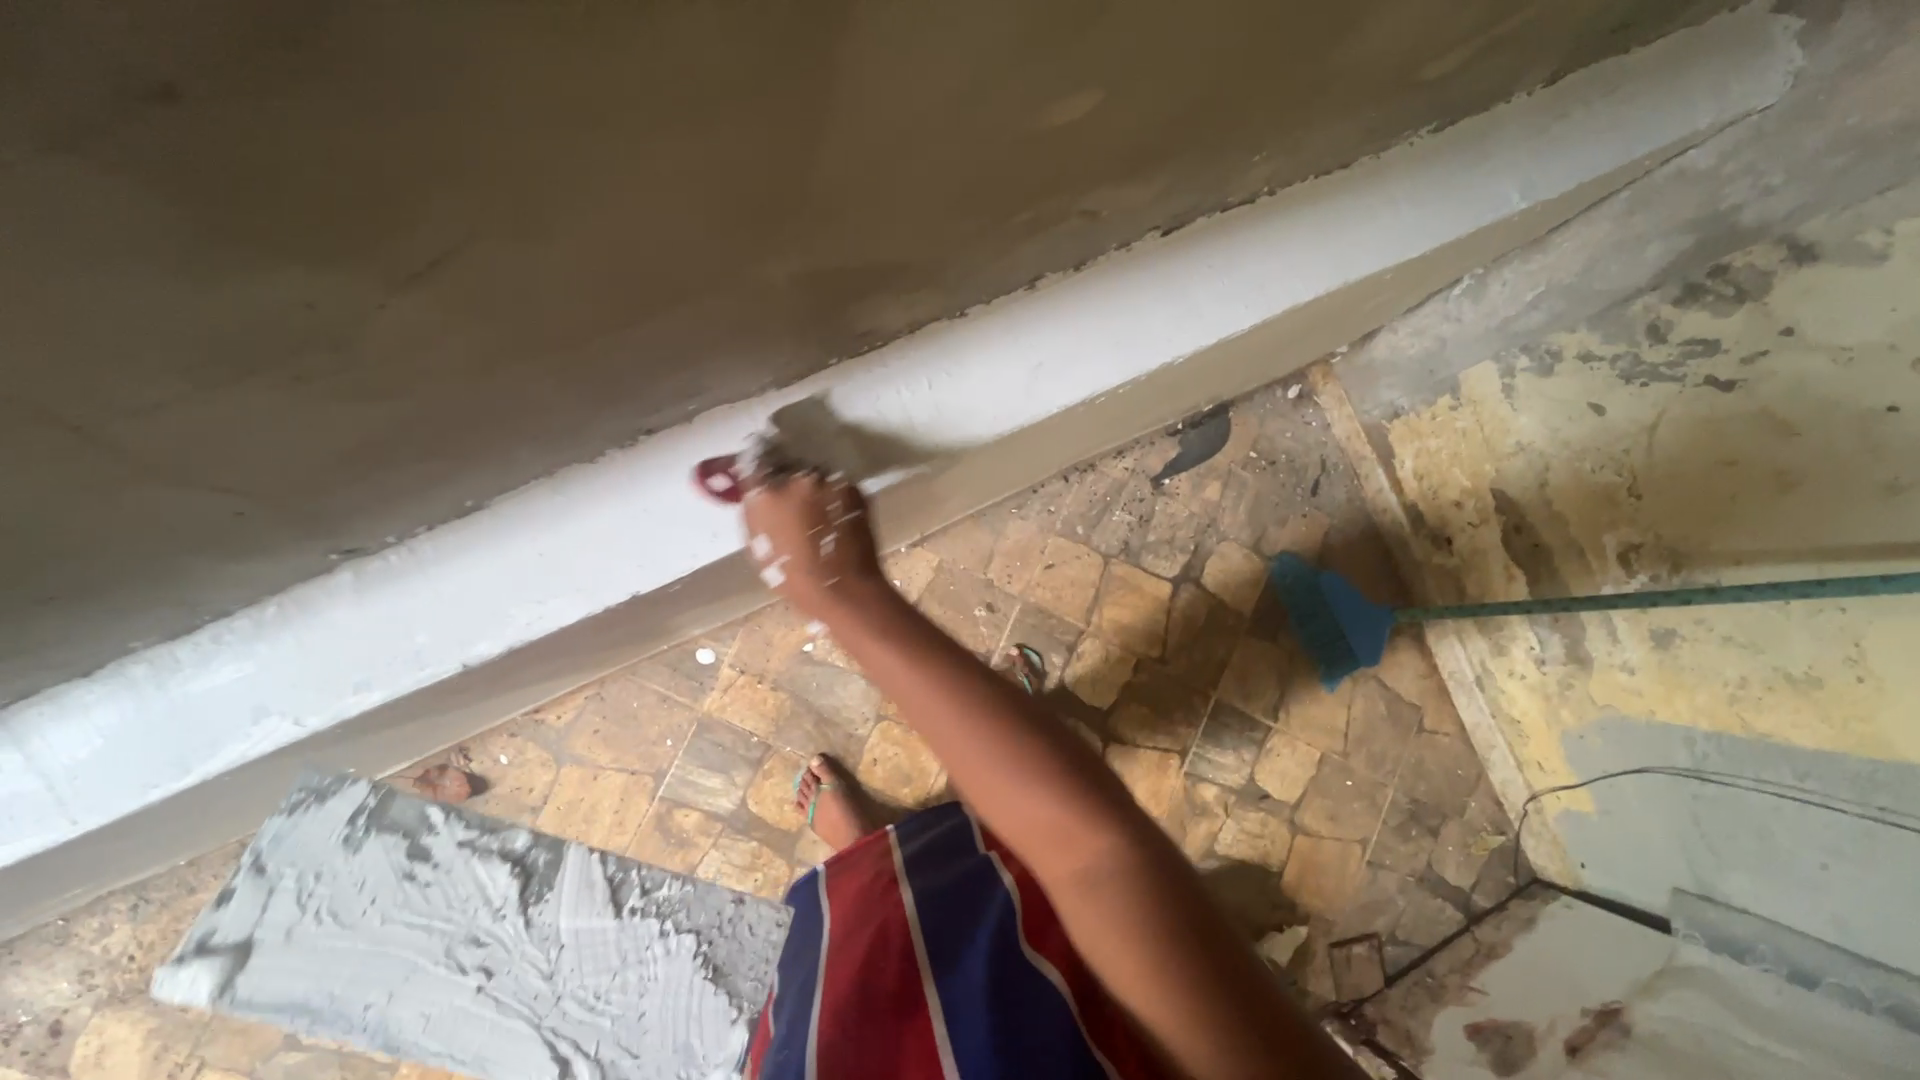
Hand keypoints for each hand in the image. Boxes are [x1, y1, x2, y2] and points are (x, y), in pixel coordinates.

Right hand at [741, 470, 887, 621]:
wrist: (845, 587)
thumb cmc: (794, 576)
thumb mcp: (758, 545)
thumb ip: (756, 510)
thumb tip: (758, 493)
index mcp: (765, 493)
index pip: (754, 462)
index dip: (759, 469)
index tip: (763, 475)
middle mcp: (796, 477)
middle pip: (788, 464)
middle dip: (788, 476)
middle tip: (793, 496)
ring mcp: (829, 480)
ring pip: (815, 472)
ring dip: (814, 484)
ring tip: (818, 508)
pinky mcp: (854, 487)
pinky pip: (838, 484)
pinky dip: (835, 494)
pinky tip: (837, 515)